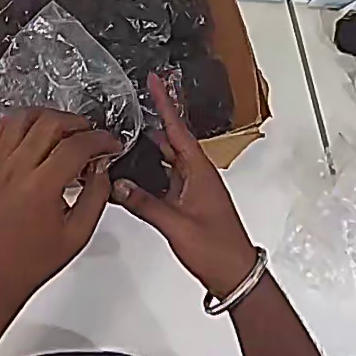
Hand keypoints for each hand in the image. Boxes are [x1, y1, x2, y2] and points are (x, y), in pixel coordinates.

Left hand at [0, 109, 118, 306]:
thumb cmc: (30, 260)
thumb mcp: (78, 234)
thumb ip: (96, 195)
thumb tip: (102, 168)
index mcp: (41, 187)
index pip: (77, 145)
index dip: (101, 139)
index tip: (110, 143)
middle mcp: (17, 170)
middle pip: (51, 122)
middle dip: (79, 123)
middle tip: (90, 136)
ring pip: (23, 117)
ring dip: (49, 117)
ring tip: (64, 129)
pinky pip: (0, 127)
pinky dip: (19, 122)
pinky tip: (33, 131)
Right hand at [110, 73, 260, 297]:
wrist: (235, 274)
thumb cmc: (217, 248)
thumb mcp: (176, 224)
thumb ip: (144, 203)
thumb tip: (119, 184)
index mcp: (199, 170)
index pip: (177, 128)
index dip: (165, 102)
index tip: (155, 81)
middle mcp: (198, 173)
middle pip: (171, 139)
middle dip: (155, 120)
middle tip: (136, 102)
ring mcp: (194, 187)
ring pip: (168, 159)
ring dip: (151, 148)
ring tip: (129, 135)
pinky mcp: (190, 201)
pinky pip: (168, 178)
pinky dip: (152, 171)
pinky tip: (136, 175)